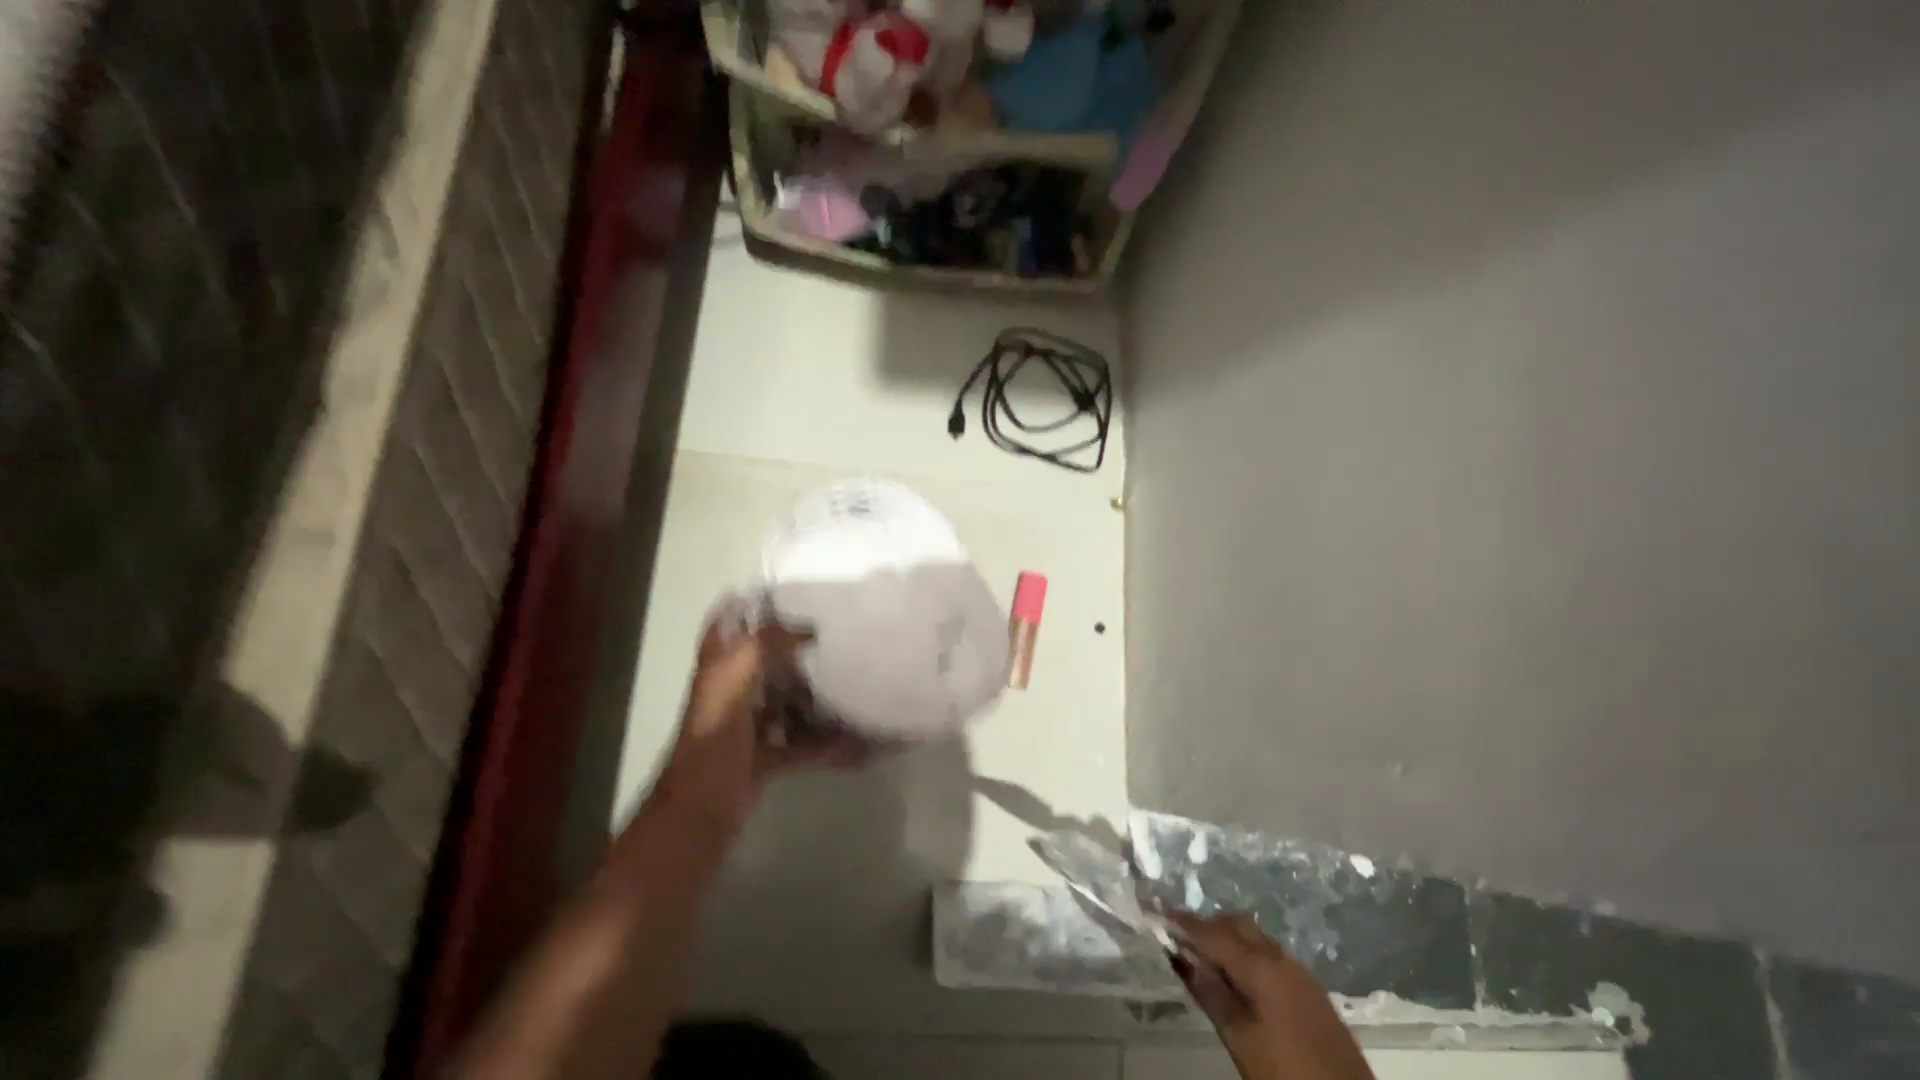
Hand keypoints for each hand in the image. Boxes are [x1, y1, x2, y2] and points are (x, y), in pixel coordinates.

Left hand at [647, 611, 867, 837]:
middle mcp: (734, 689)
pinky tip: (861, 742)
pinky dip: (829, 744)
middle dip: (798, 644)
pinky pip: (804, 742)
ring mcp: (751, 724)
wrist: (703, 809)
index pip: (729, 620)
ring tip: (857, 675)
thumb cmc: (714, 738)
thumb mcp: (733, 682)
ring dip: (818, 693)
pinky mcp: (768, 754)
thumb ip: (764, 647)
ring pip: (789, 699)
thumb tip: (806, 624)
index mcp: (719, 667)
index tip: (792, 586)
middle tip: (840, 628)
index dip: (752, 601)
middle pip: (767, 658)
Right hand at [1169, 912, 1375, 1079]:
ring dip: (1227, 936)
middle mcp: (1281, 959)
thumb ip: (1210, 994)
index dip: (1183, 922)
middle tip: (1177, 936)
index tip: (1156, 914)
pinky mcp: (1310, 988)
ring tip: (1201, 955)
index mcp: (1261, 968)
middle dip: (1206, 924)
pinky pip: (1270, 953)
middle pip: (1237, 924)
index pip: (1213, 933)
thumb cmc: (1284, 1074)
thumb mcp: (1238, 1039)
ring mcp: (1299, 972)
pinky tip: (1235, 975)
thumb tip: (1182, 958)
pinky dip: (1246, 951)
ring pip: (1255, 936)